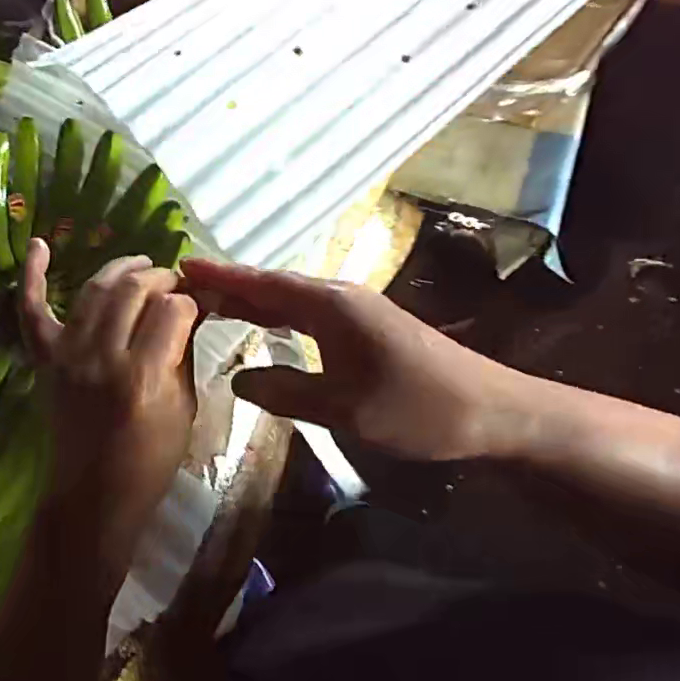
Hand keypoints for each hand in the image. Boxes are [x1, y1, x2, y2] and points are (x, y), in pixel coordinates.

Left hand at [20, 240, 199, 568]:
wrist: (91, 495)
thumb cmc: (148, 462)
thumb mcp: (183, 409)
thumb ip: (182, 353)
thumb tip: (189, 309)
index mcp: (143, 376)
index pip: (172, 310)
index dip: (191, 300)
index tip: (199, 303)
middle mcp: (101, 357)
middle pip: (132, 290)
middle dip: (160, 277)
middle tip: (174, 283)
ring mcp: (67, 355)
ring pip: (94, 290)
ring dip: (120, 269)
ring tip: (142, 266)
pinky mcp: (44, 358)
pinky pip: (32, 309)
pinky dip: (31, 274)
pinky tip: (38, 243)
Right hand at [179, 258, 540, 462]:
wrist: (497, 414)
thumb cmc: (420, 408)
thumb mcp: (344, 408)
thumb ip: (284, 392)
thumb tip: (236, 379)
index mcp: (330, 306)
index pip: (262, 284)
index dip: (221, 276)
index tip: (182, 266)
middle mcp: (338, 297)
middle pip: (271, 284)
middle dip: (227, 283)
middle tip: (182, 284)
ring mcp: (352, 310)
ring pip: (286, 297)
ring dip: (248, 298)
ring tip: (207, 299)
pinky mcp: (361, 326)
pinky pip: (302, 311)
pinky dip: (272, 313)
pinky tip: (259, 322)